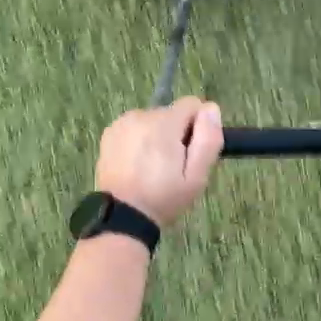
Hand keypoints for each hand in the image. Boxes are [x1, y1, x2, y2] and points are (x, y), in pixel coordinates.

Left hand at [96, 98, 224, 226]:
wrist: (122, 215)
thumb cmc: (163, 198)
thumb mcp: (196, 177)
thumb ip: (208, 140)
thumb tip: (211, 108)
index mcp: (163, 123)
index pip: (192, 105)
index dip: (198, 128)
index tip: (190, 153)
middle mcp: (140, 115)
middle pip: (171, 114)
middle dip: (176, 134)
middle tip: (172, 167)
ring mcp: (121, 123)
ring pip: (152, 120)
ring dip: (157, 136)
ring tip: (153, 168)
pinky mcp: (109, 133)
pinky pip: (135, 128)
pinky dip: (139, 140)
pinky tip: (136, 165)